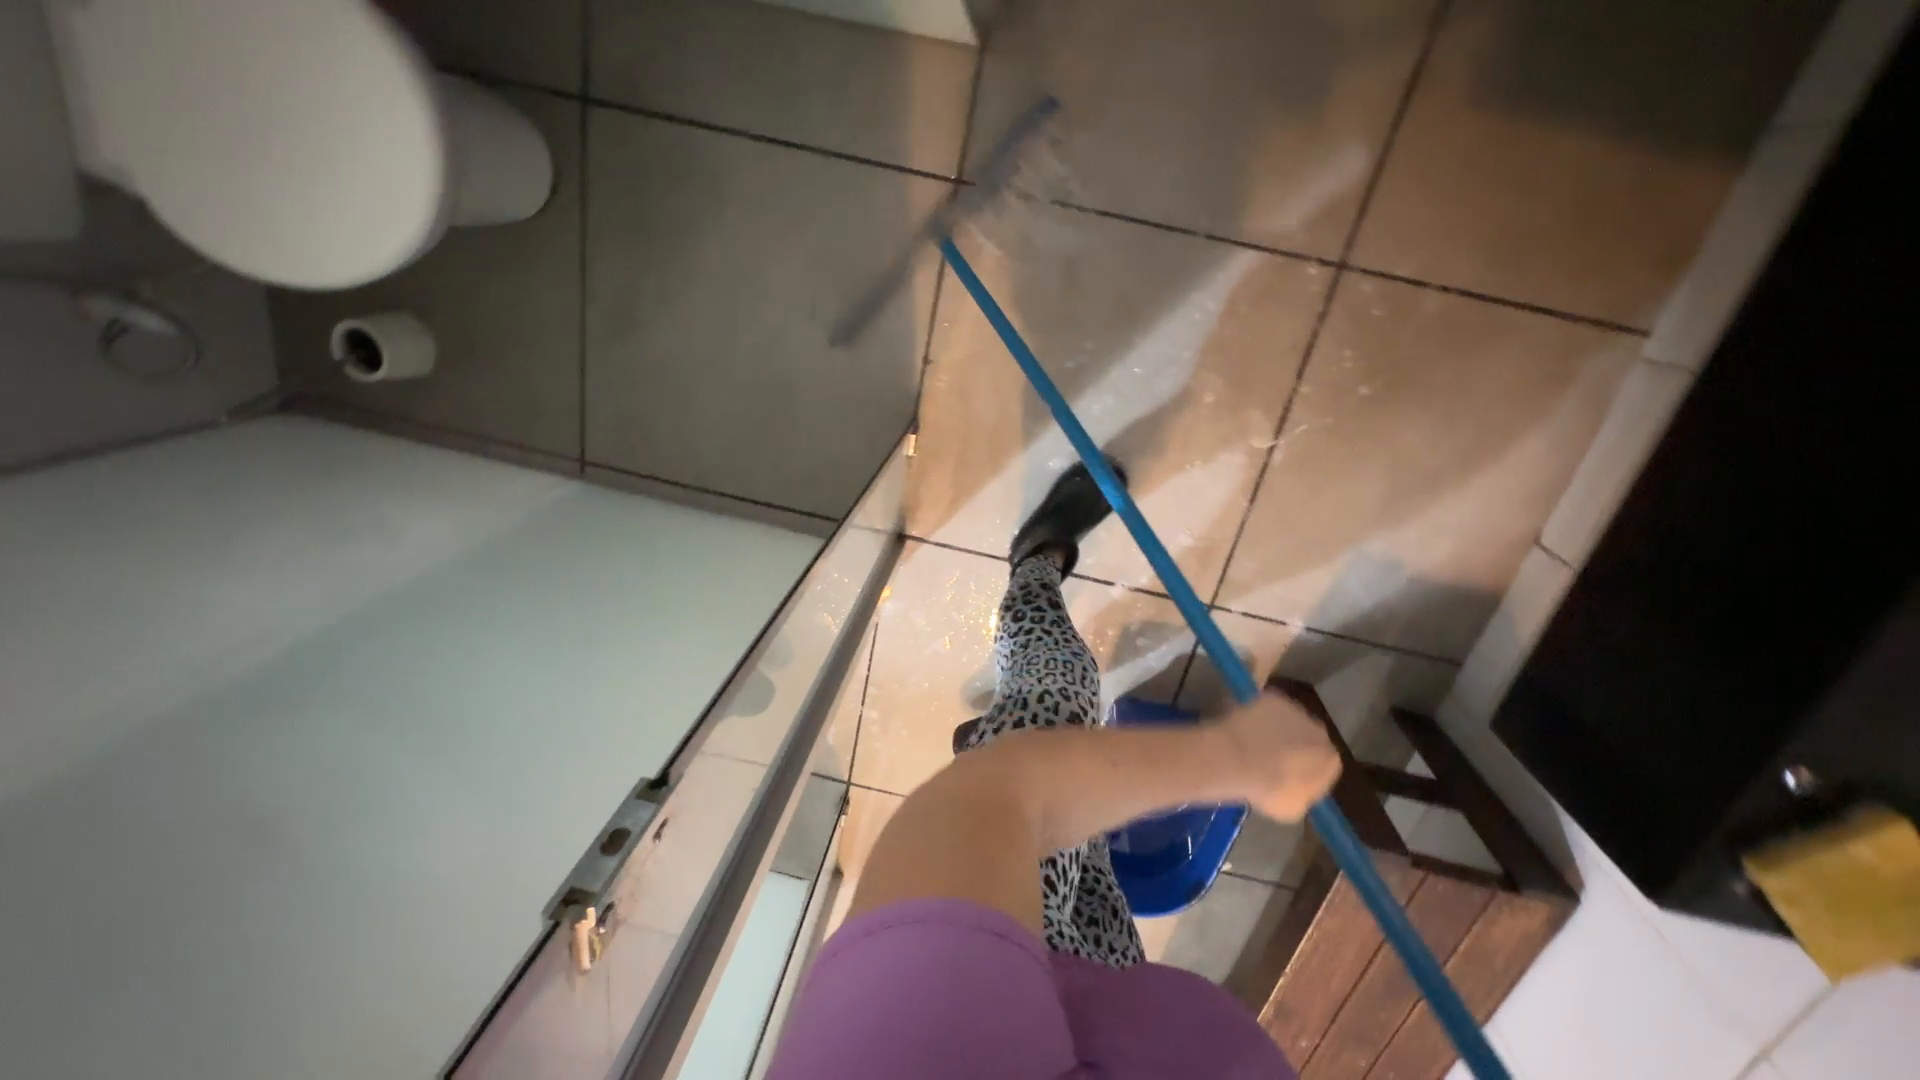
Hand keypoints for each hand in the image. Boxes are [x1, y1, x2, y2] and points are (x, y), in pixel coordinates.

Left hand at [1216, 691, 1341, 822]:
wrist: (1239, 760)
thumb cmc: (1269, 791)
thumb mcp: (1292, 809)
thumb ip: (1301, 795)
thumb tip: (1294, 790)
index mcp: (1331, 760)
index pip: (1324, 765)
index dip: (1305, 769)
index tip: (1287, 775)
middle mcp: (1320, 730)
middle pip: (1308, 737)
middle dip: (1292, 744)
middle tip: (1268, 757)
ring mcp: (1296, 709)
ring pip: (1287, 719)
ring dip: (1275, 727)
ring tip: (1251, 740)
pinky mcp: (1272, 696)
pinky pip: (1266, 706)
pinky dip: (1257, 713)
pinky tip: (1241, 724)